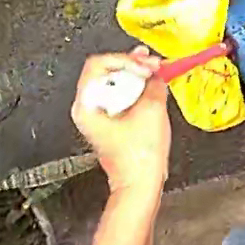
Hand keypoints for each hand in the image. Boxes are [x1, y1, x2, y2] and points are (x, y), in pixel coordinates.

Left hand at [70, 49, 170, 196]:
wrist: (140, 184)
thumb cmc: (139, 158)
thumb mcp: (152, 111)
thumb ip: (154, 84)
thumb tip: (157, 73)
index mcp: (87, 105)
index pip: (99, 65)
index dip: (126, 60)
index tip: (146, 66)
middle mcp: (88, 108)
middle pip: (106, 71)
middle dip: (132, 64)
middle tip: (153, 64)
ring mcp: (100, 115)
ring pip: (115, 83)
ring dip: (137, 75)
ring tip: (156, 71)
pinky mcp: (112, 122)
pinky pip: (122, 96)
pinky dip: (137, 88)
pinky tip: (152, 86)